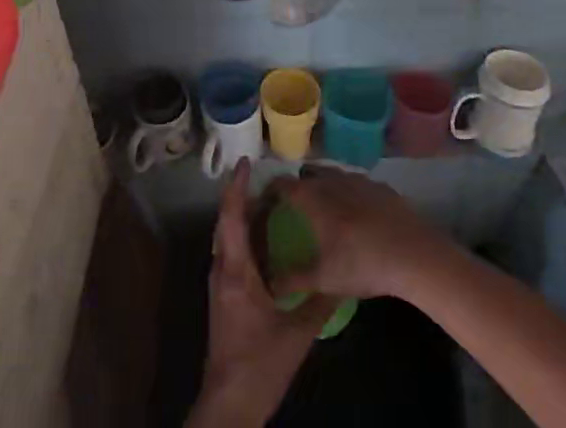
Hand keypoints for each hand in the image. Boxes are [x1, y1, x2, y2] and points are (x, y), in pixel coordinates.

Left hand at [188, 160, 337, 427]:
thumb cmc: (261, 363)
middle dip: (241, 198)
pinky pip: (232, 255)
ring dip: (242, 218)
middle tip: (268, 180)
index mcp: (235, 273)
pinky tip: (267, 242)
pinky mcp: (224, 298)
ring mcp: (220, 286)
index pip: (231, 219)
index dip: (236, 188)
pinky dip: (245, 239)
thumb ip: (320, 300)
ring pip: (227, 240)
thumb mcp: (298, 332)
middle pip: (226, 224)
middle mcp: (222, 272)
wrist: (230, 404)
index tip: (245, 162)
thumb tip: (344, 273)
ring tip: (269, 203)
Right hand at [269, 167, 454, 301]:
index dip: (271, 190)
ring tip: (324, 206)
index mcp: (316, 199)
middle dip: (299, 184)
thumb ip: (292, 280)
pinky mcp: (384, 188)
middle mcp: (336, 182)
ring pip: (335, 175)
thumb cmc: (363, 265)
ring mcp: (363, 182)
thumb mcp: (323, 279)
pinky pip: (358, 182)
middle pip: (310, 173)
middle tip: (293, 205)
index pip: (285, 184)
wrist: (415, 256)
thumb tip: (267, 286)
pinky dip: (349, 191)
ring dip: (324, 184)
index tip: (266, 202)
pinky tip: (356, 212)